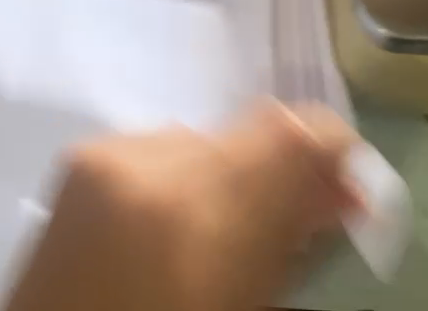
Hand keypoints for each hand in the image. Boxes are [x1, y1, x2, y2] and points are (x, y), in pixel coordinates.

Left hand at [3, 102, 360, 310]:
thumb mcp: (242, 305)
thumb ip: (290, 244)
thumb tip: (342, 191)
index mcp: (195, 221)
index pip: (290, 134)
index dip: (331, 147)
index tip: (348, 185)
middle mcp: (149, 165)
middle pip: (250, 134)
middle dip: (279, 173)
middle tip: (296, 222)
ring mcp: (107, 152)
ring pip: (205, 141)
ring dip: (225, 177)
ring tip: (212, 237)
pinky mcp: (80, 153)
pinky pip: (159, 147)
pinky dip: (178, 179)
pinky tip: (163, 227)